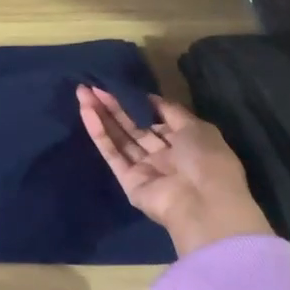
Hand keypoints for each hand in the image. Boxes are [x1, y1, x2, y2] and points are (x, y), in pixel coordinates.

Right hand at [76, 85, 273, 256]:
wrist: (204, 204)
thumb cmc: (207, 161)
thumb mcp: (197, 128)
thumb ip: (172, 111)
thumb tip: (150, 98)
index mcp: (185, 145)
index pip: (157, 121)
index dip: (139, 104)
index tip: (121, 86)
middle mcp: (164, 157)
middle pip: (133, 127)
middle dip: (114, 106)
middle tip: (93, 86)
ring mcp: (144, 169)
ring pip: (119, 137)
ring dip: (101, 115)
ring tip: (82, 92)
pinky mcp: (128, 180)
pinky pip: (112, 152)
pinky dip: (98, 132)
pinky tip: (86, 110)